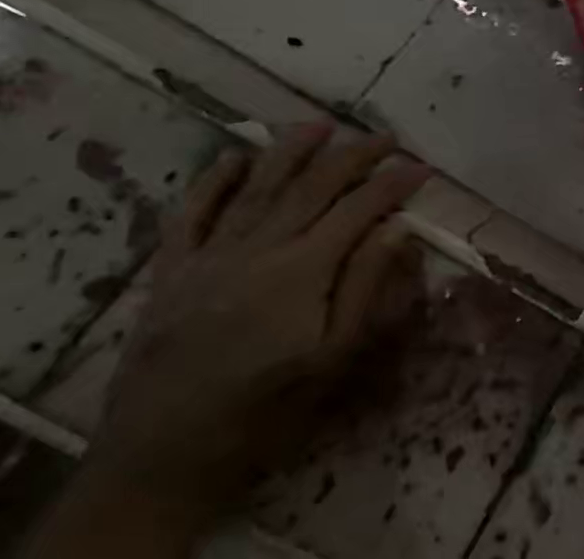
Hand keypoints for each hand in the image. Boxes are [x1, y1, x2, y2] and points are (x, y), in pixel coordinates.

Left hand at [86, 122, 429, 504]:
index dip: (393, 185)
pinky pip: (190, 216)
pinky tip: (234, 157)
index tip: (422, 168)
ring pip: (256, 189)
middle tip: (385, 137)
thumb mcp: (335, 358)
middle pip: (312, 188)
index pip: (358, 210)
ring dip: (290, 152)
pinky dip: (211, 182)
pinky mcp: (172, 272)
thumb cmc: (266, 409)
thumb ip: (367, 288)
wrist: (161, 459)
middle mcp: (257, 250)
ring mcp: (209, 257)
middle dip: (353, 156)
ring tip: (320, 124)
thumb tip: (397, 230)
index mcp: (302, 272)